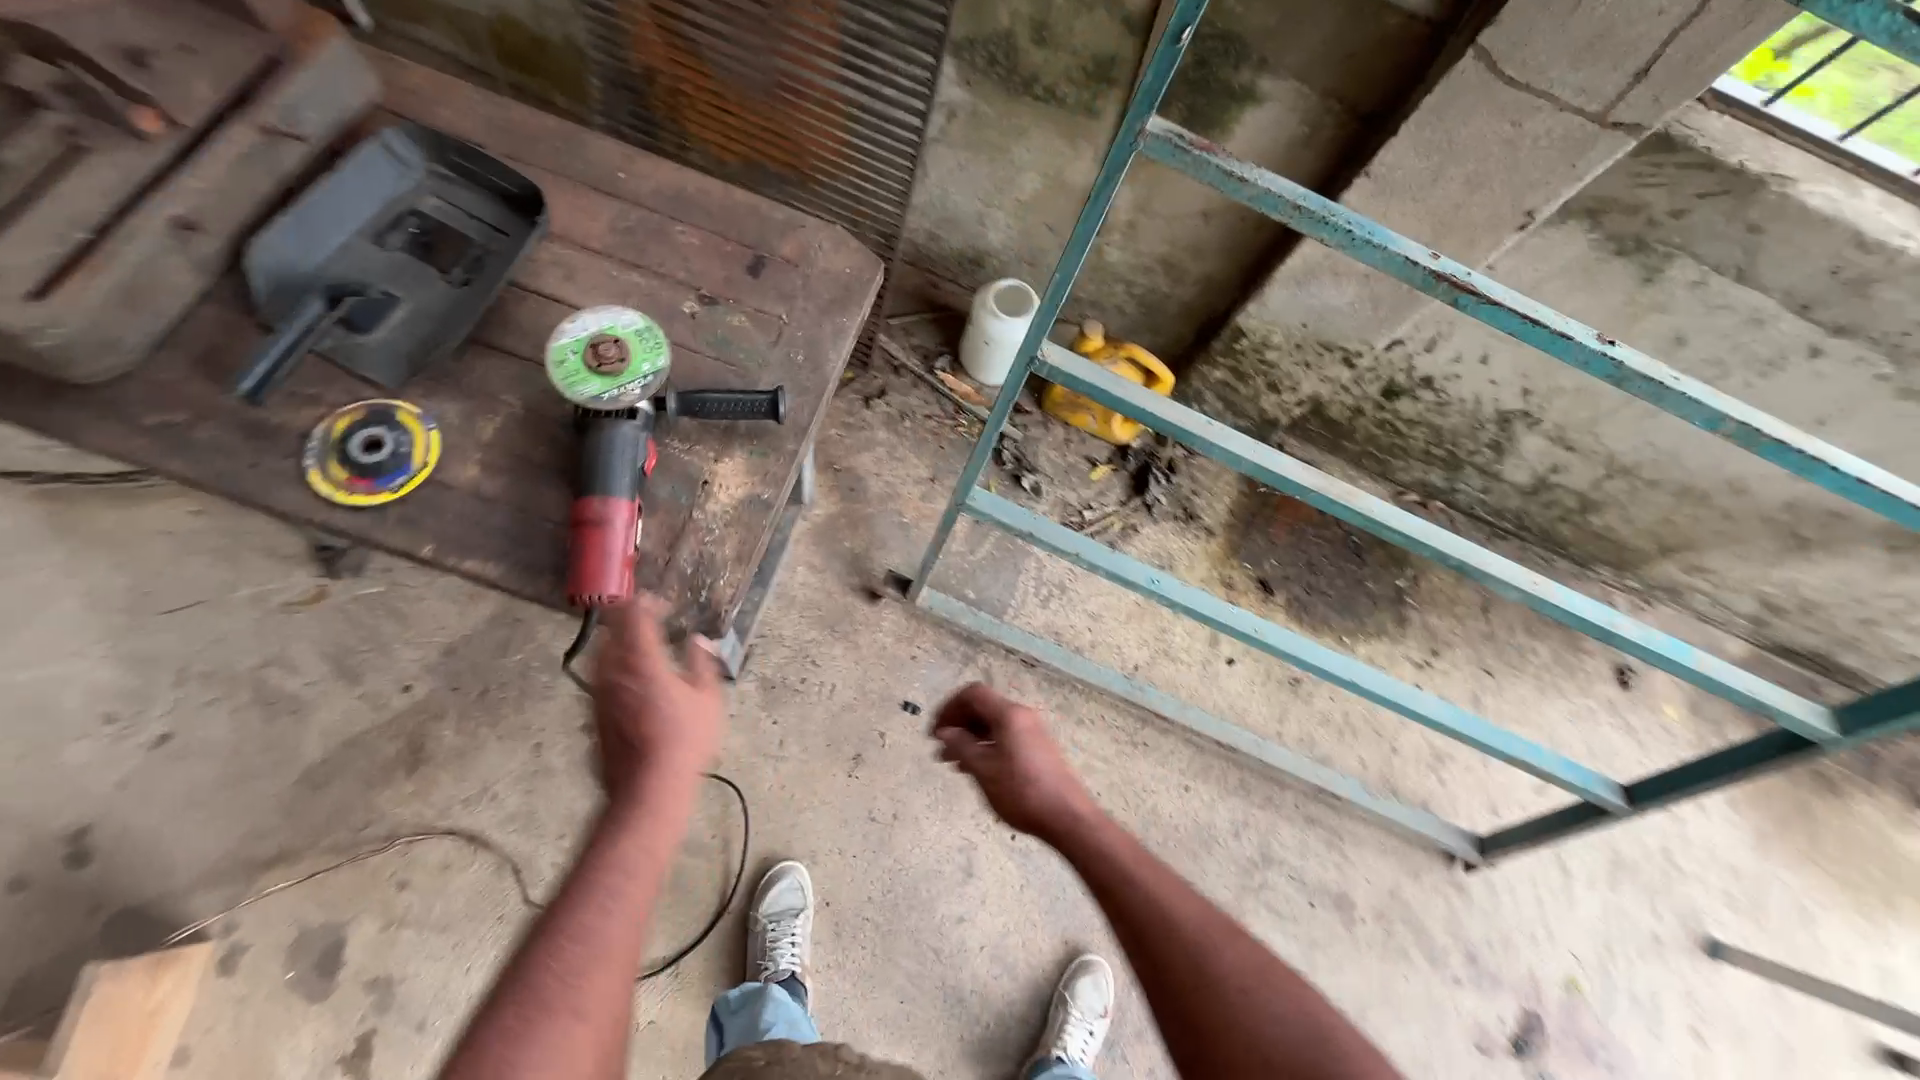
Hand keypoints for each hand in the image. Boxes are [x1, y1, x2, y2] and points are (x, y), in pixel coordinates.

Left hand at [592, 595, 723, 798]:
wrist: (648, 787)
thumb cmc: (684, 741)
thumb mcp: (708, 699)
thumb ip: (702, 663)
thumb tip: (699, 642)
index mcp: (643, 660)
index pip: (635, 617)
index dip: (644, 603)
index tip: (659, 602)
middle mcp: (614, 671)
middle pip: (611, 630)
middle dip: (626, 618)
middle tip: (645, 617)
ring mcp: (600, 692)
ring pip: (601, 653)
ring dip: (617, 641)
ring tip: (636, 644)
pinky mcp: (594, 712)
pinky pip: (600, 676)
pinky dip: (612, 665)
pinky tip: (629, 677)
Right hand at [930, 683, 1098, 842]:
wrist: (1067, 817)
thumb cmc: (1022, 792)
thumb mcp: (984, 770)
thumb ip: (961, 746)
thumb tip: (945, 732)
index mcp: (1009, 715)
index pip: (972, 694)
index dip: (949, 708)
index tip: (935, 732)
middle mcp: (1022, 716)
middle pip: (983, 708)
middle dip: (958, 724)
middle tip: (940, 748)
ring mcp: (1032, 732)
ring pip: (993, 725)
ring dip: (970, 738)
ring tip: (952, 762)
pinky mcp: (1037, 749)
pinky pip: (1005, 737)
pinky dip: (986, 747)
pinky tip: (975, 769)